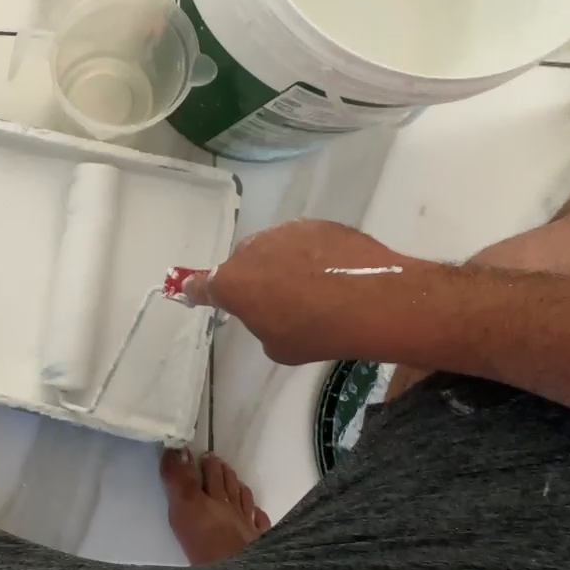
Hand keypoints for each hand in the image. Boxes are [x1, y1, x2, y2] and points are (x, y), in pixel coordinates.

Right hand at [183, 219, 427, 364]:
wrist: (376, 301)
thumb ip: (260, 323)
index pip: (201, 285)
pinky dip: (310, 254)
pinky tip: (333, 273)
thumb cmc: (318, 333)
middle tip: (279, 302)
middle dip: (253, 279)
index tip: (192, 290)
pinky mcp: (315, 223)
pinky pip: (302, 240)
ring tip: (312, 287)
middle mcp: (250, 251)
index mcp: (232, 285)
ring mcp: (283, 233)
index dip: (197, 290)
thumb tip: (269, 311)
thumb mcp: (278, 346)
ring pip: (272, 249)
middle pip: (242, 265)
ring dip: (281, 264)